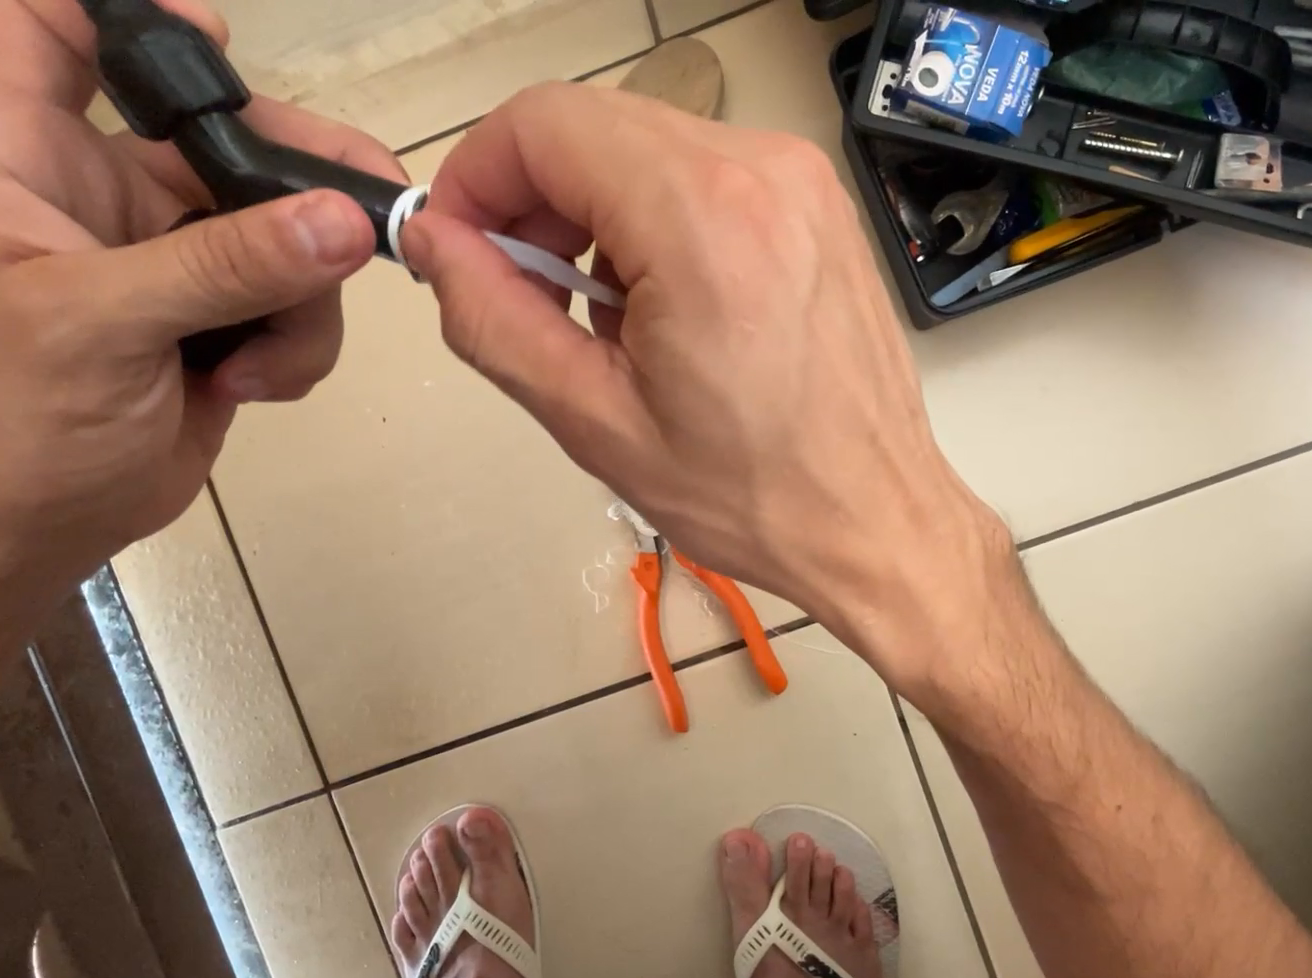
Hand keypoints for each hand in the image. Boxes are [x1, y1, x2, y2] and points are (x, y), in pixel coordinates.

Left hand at [0, 0, 404, 593]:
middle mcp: (112, 198)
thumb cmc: (18, 418)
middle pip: (225, 144)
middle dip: (300, 184)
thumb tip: (347, 224)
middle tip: (376, 213)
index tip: (219, 35)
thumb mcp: (104, 326)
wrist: (47, 525)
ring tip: (257, 368)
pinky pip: (301, 306)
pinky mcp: (231, 321)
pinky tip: (254, 387)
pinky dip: (299, 349)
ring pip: (288, 240)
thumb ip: (226, 268)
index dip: (127, 14)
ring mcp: (182, 263)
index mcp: (24, 157)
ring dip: (301, 304)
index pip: (48, 29)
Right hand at [404, 83, 1009, 672]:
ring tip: (614, 325)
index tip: (464, 248)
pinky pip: (711, 181)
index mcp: (700, 217)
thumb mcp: (596, 421)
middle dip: (539, 202)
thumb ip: (495, 321)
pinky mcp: (822, 212)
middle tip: (531, 299)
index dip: (480, 177)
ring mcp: (804, 185)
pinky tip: (673, 311)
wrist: (873, 520)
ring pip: (653, 152)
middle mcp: (762, 172)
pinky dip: (664, 226)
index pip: (544, 123)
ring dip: (602, 220)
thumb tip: (438, 245)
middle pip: (598, 129)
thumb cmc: (750, 493)